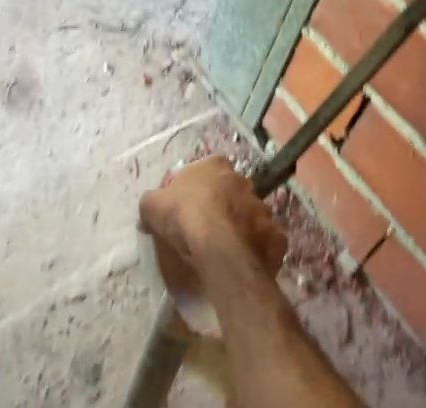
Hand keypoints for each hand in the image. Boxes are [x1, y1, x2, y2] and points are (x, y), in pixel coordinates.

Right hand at [139, 157, 285, 286]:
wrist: (220, 248)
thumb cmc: (185, 215)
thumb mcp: (152, 205)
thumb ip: (151, 203)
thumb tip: (149, 212)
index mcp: (216, 165)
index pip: (206, 169)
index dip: (194, 187)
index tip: (185, 206)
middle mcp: (244, 181)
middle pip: (230, 192)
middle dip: (220, 206)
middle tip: (204, 227)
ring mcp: (264, 209)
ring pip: (249, 216)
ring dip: (239, 227)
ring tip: (222, 248)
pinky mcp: (277, 237)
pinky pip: (263, 242)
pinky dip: (254, 249)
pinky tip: (239, 261)